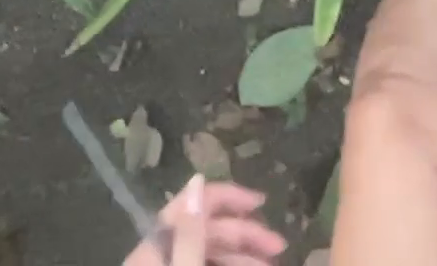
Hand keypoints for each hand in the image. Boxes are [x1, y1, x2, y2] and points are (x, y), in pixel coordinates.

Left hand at [122, 176, 286, 265]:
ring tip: (272, 265)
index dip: (230, 195)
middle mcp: (160, 252)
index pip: (195, 201)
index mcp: (157, 242)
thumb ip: (191, 231)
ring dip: (243, 255)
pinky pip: (206, 264)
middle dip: (246, 233)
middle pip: (208, 228)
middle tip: (279, 246)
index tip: (263, 202)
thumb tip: (198, 179)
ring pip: (210, 251)